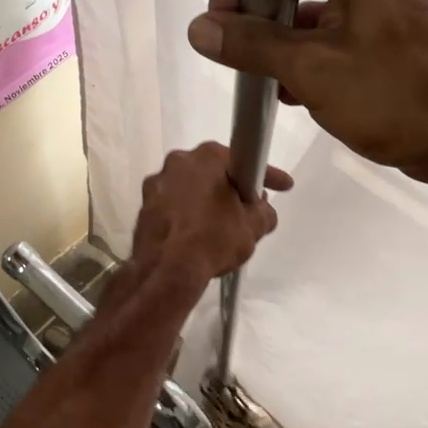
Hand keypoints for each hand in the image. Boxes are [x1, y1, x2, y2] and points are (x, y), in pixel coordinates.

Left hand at [129, 143, 291, 284]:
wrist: (166, 270)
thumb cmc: (213, 239)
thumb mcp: (253, 227)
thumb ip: (264, 212)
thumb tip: (261, 209)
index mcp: (207, 156)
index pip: (245, 161)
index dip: (268, 176)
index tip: (283, 187)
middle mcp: (179, 161)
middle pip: (214, 172)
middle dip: (232, 188)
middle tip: (248, 208)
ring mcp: (157, 183)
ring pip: (191, 189)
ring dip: (206, 202)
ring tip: (220, 227)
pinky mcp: (143, 207)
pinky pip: (174, 206)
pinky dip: (187, 216)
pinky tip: (196, 235)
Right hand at [186, 0, 427, 183]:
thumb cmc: (395, 93)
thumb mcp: (312, 70)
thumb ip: (252, 44)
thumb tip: (199, 29)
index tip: (222, 19)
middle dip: (260, 12)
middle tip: (237, 51)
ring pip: (317, 5)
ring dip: (284, 39)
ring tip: (262, 78)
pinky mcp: (398, 33)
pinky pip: (341, 30)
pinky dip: (314, 53)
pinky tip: (293, 92)